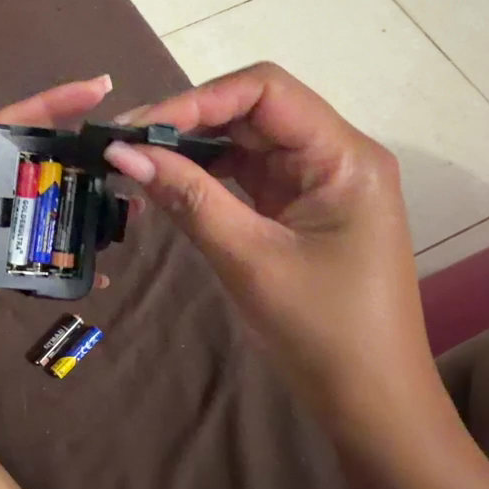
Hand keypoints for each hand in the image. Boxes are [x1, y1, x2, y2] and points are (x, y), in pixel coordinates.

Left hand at [0, 75, 117, 389]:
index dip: (45, 106)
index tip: (96, 90)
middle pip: (23, 164)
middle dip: (71, 150)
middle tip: (123, 147)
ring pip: (32, 207)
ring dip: (72, 199)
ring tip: (122, 197)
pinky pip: (31, 254)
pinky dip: (61, 253)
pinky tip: (96, 257)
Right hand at [103, 62, 433, 415]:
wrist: (368, 398)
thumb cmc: (319, 329)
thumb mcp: (248, 258)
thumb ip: (186, 197)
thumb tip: (120, 151)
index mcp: (343, 157)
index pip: (265, 90)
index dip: (197, 99)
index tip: (137, 129)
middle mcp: (334, 155)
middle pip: (253, 110)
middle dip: (186, 120)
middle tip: (121, 144)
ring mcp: (316, 182)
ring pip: (244, 141)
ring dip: (190, 147)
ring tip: (133, 160)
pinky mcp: (297, 207)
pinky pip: (244, 174)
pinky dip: (203, 175)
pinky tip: (165, 183)